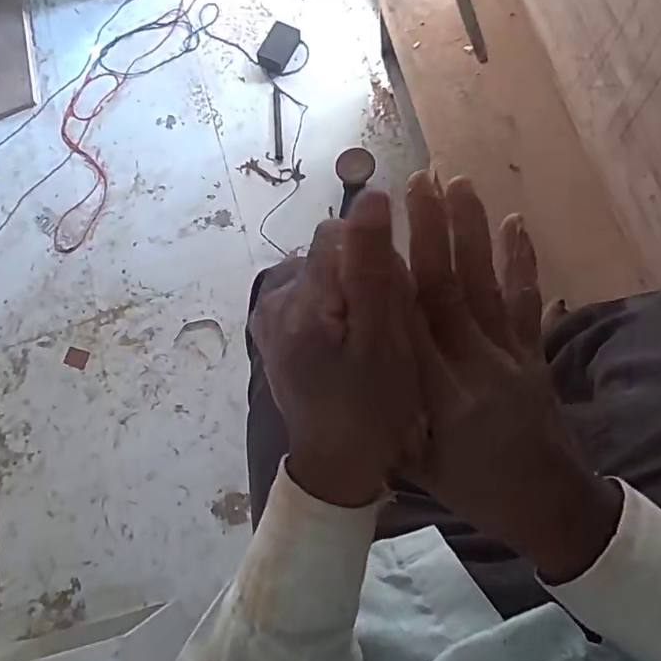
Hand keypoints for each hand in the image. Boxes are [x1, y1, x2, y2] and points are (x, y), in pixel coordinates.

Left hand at [249, 190, 424, 507]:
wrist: (334, 464)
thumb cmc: (369, 410)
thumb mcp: (384, 341)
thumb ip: (374, 269)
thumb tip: (371, 196)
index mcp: (299, 301)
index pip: (341, 234)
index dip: (376, 258)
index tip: (392, 300)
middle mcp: (273, 299)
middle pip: (329, 251)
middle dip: (362, 275)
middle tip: (381, 327)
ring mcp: (267, 315)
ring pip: (322, 271)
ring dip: (349, 291)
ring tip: (362, 339)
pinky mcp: (269, 329)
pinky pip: (309, 294)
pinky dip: (332, 307)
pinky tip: (342, 342)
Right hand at [404, 171, 620, 581]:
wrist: (551, 507)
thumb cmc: (471, 489)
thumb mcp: (413, 461)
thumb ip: (389, 406)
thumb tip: (358, 353)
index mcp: (440, 396)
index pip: (406, 324)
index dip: (387, 272)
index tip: (370, 229)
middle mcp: (476, 366)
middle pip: (447, 289)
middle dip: (430, 231)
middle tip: (416, 182)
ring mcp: (512, 356)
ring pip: (486, 285)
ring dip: (471, 232)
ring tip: (458, 184)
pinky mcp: (535, 354)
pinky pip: (528, 303)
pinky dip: (522, 262)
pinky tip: (516, 225)